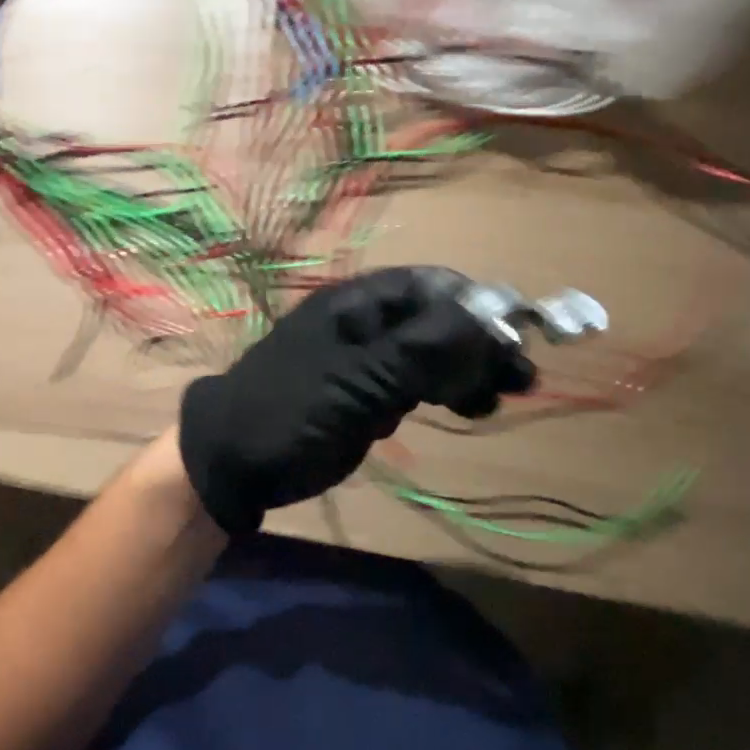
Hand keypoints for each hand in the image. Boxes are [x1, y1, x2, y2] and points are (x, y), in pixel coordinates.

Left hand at [178, 266, 534, 534]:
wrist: (230, 462)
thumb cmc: (289, 414)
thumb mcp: (357, 383)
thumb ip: (421, 352)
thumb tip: (490, 322)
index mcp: (356, 305)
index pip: (432, 288)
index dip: (478, 308)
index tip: (516, 342)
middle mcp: (361, 324)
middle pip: (435, 320)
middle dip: (478, 344)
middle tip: (519, 381)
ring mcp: (359, 361)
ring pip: (426, 354)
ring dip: (463, 371)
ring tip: (490, 403)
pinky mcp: (358, 395)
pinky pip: (409, 383)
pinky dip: (436, 392)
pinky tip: (452, 410)